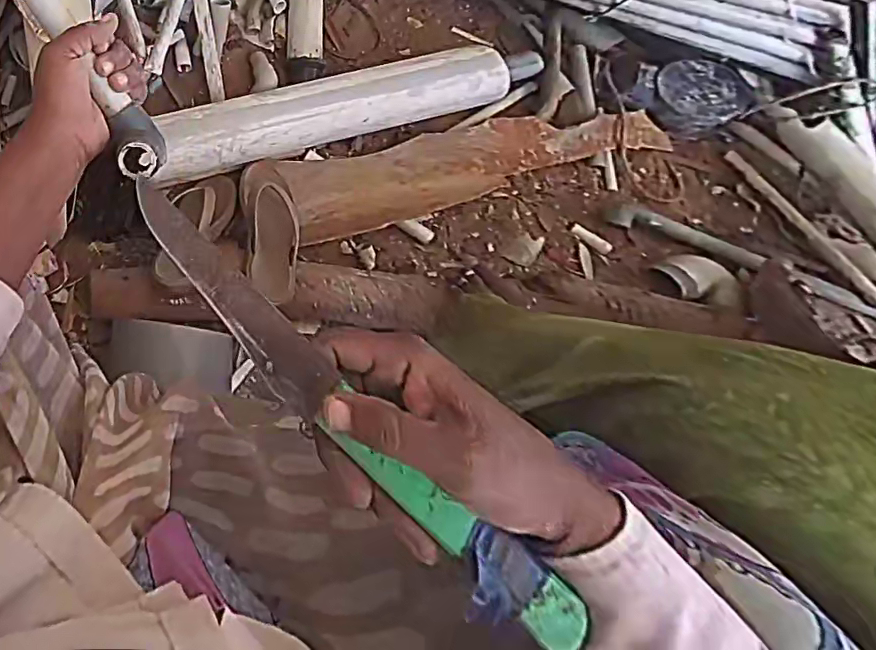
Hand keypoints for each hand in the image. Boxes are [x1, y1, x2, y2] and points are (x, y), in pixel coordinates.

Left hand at [18, 14, 146, 165]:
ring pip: (133, 67)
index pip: (103, 34)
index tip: (100, 47)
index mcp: (75, 53)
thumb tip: (108, 21)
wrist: (66, 133)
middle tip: (102, 69)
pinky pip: (139, 87)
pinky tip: (120, 94)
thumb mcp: (61, 51)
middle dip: (117, 58)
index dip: (106, 38)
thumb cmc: (55, 100)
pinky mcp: (120, 103)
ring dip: (126, 74)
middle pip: (121, 49)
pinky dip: (135, 89)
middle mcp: (92, 69)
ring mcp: (107, 86)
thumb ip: (86, 31)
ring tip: (112, 85)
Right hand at [314, 330, 622, 563]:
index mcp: (405, 359)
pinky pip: (372, 463)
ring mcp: (397, 410)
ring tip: (407, 524)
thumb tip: (324, 405)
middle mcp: (393, 377)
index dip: (313, 377)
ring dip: (370, 485)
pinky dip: (387, 497)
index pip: (334, 346)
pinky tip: (416, 528)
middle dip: (346, 454)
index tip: (316, 424)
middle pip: (334, 399)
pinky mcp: (402, 442)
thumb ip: (385, 429)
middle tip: (360, 496)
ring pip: (350, 438)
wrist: (563, 520)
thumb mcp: (450, 454)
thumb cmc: (515, 473)